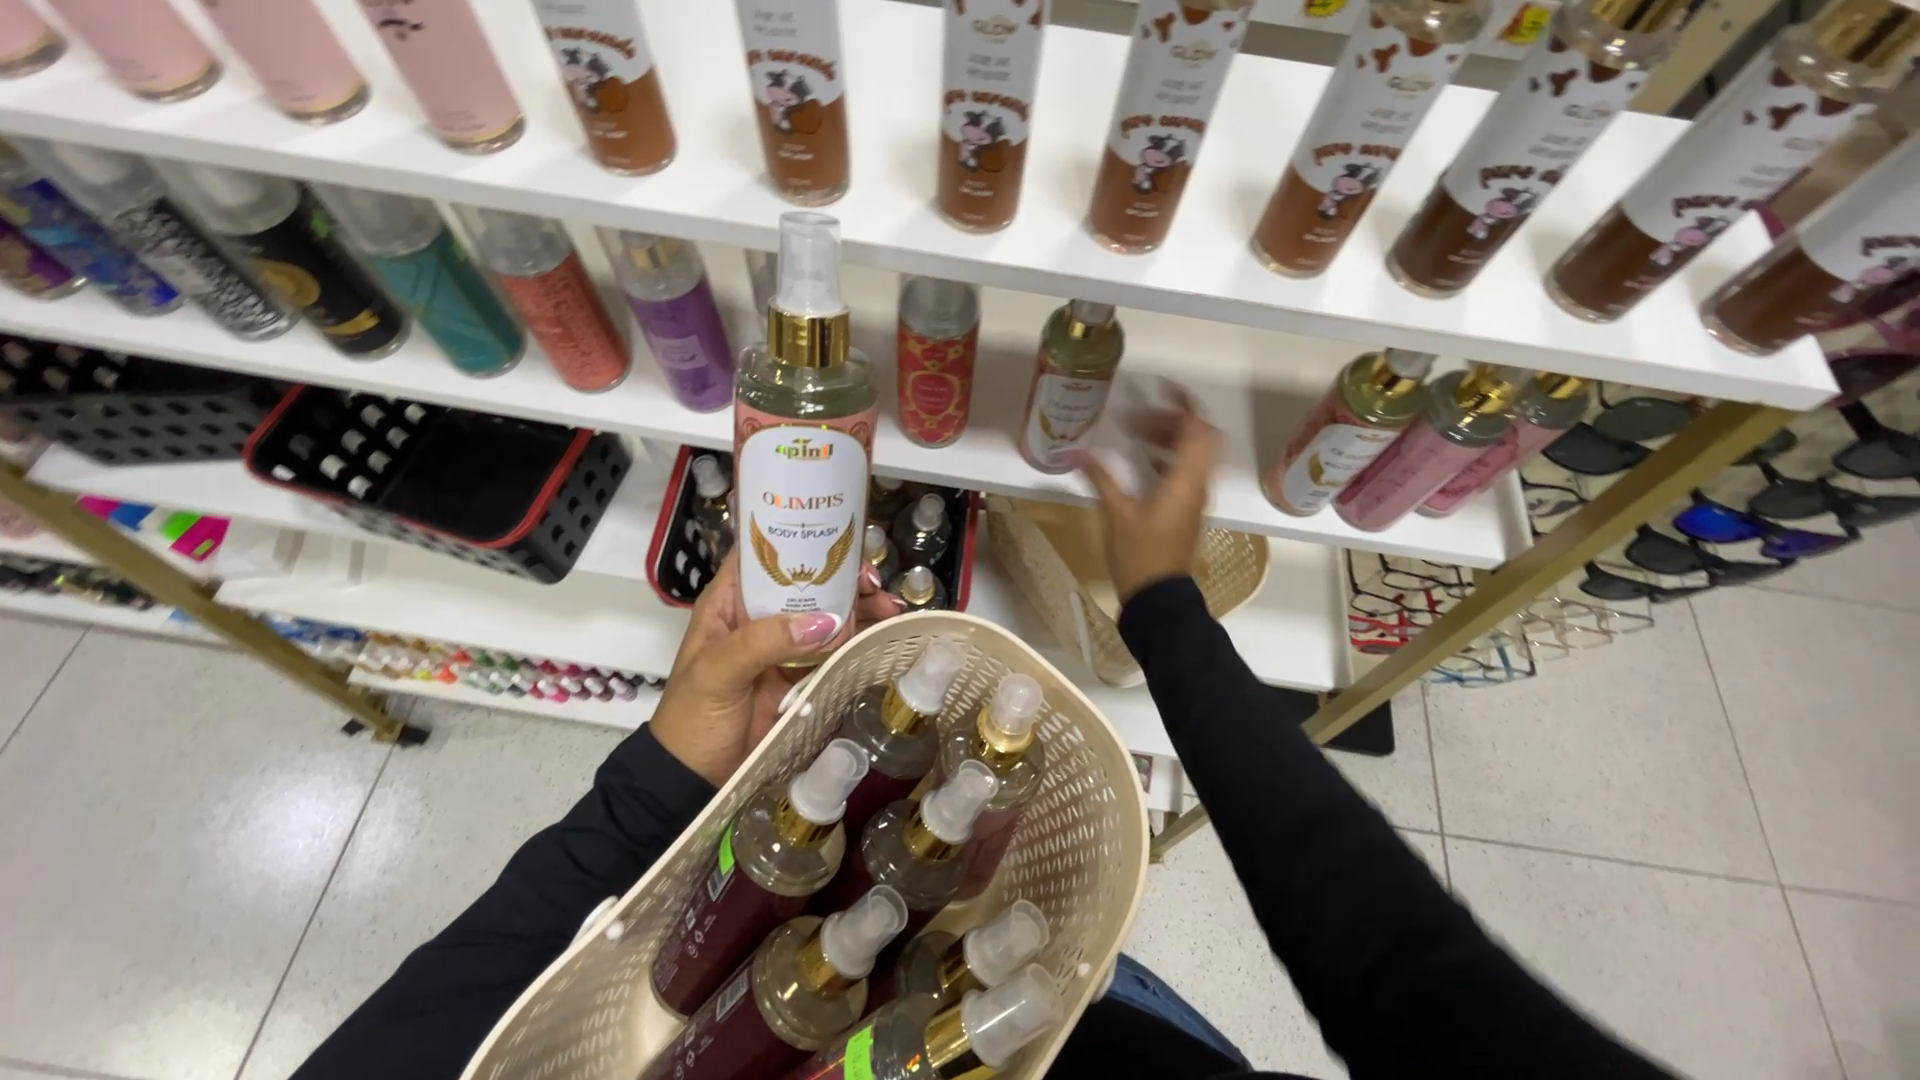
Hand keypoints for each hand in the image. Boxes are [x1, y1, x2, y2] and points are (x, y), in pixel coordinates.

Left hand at [650, 553, 903, 786]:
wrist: (693, 779)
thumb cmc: (692, 718)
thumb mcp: (716, 672)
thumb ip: (764, 642)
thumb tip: (826, 621)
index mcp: (730, 603)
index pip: (765, 556)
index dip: (800, 541)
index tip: (839, 542)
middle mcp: (760, 616)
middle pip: (807, 583)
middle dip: (844, 579)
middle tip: (875, 585)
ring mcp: (784, 647)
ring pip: (827, 614)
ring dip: (860, 608)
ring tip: (890, 609)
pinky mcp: (802, 675)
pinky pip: (835, 649)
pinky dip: (859, 640)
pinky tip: (881, 635)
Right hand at [1068, 393, 1218, 602]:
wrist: (1158, 598)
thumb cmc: (1140, 555)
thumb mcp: (1116, 514)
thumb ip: (1100, 477)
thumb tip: (1075, 452)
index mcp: (1186, 480)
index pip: (1198, 429)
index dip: (1184, 403)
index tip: (1161, 389)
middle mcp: (1198, 485)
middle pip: (1198, 438)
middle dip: (1171, 421)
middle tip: (1140, 419)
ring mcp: (1195, 499)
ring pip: (1193, 455)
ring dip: (1170, 439)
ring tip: (1137, 436)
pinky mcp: (1188, 511)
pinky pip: (1186, 473)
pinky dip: (1170, 459)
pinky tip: (1144, 462)